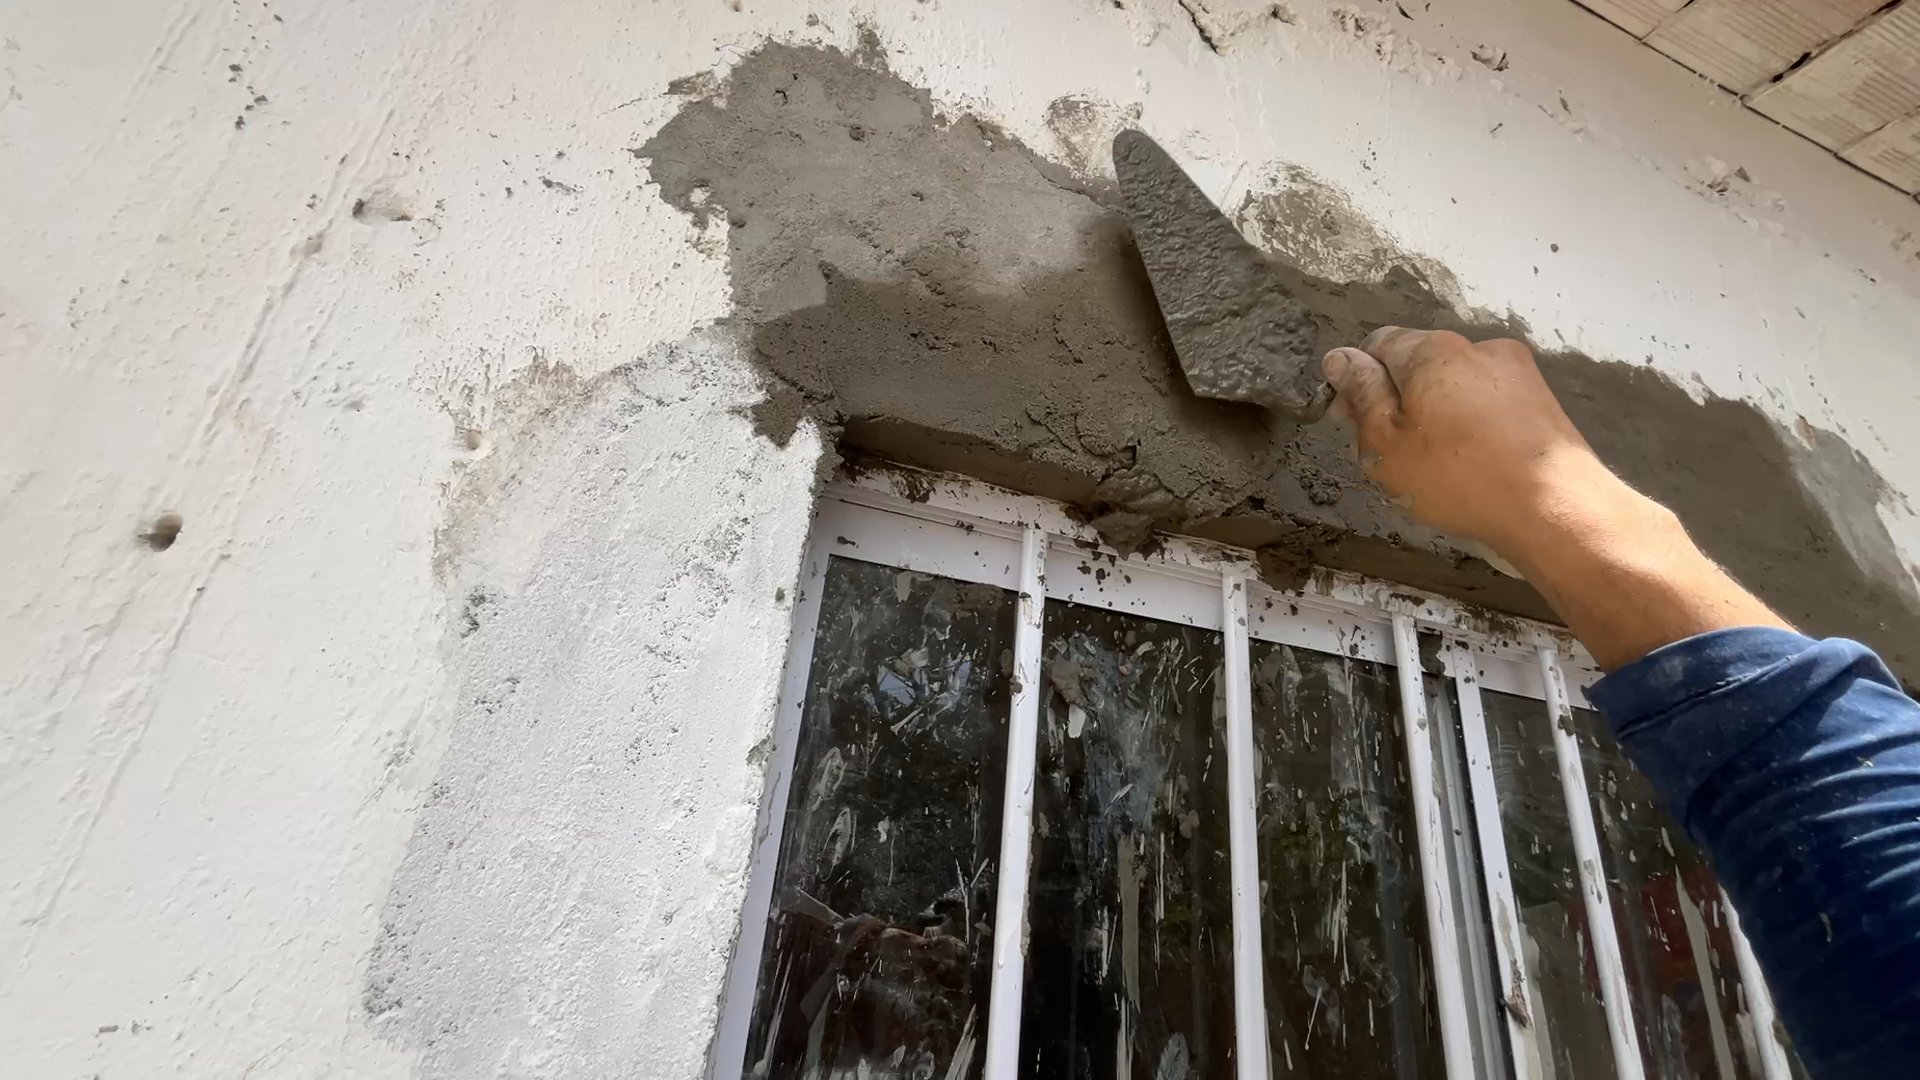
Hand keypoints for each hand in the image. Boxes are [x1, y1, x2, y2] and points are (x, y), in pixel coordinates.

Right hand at [1322, 327, 1788, 668]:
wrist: (1554, 510)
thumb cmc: (1454, 477)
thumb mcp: (1383, 442)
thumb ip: (1361, 394)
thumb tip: (1340, 357)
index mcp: (1434, 351)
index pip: (1377, 344)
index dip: (1356, 380)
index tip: (1350, 421)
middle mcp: (1478, 347)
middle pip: (1415, 363)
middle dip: (1393, 398)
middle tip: (1383, 451)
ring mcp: (1515, 371)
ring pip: (1449, 384)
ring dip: (1427, 412)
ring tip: (1425, 461)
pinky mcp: (1538, 399)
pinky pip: (1481, 400)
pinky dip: (1462, 422)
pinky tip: (1462, 461)